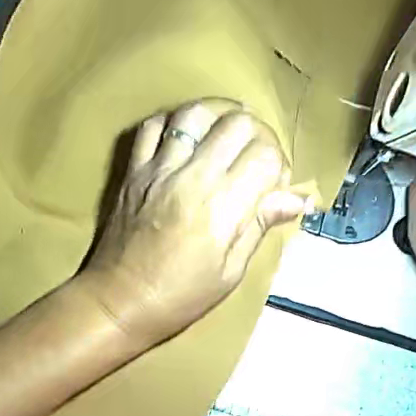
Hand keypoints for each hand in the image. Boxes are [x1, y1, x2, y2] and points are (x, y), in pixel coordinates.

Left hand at [76, 99, 315, 347]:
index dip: (279, 165)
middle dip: (257, 135)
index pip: (265, 155)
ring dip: (218, 116)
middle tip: (254, 158)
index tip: (273, 187)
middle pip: (237, 123)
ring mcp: (157, 169)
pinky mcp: (132, 171)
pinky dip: (173, 122)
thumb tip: (297, 198)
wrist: (118, 302)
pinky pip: (152, 126)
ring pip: (194, 113)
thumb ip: (259, 226)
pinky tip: (185, 138)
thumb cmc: (179, 297)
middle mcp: (191, 177)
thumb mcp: (229, 272)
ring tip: (225, 134)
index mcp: (221, 207)